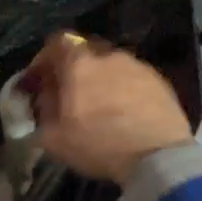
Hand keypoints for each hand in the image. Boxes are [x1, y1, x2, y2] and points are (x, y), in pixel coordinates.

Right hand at [23, 33, 193, 186]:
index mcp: (78, 64)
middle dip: (73, 68)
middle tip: (69, 93)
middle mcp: (108, 57)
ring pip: (110, 65)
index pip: (57, 42)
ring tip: (100, 105)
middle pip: (85, 51)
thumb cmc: (98, 144)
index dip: (45, 58)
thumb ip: (42, 108)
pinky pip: (132, 78)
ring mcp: (138, 67)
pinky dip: (123, 89)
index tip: (40, 80)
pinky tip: (124, 112)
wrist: (159, 158)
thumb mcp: (52, 136)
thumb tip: (44, 96)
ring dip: (100, 79)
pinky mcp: (161, 82)